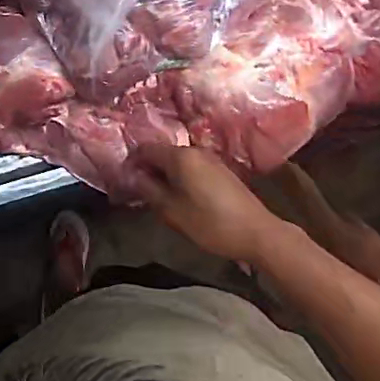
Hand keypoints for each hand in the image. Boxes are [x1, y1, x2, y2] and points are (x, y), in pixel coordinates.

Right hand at [131, 145, 284, 263]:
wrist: (256, 232)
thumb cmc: (210, 223)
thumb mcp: (172, 210)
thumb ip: (148, 189)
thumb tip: (130, 175)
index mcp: (180, 156)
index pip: (146, 149)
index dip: (131, 163)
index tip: (123, 182)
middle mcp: (195, 150)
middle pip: (162, 154)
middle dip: (148, 170)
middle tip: (138, 194)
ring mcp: (211, 159)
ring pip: (177, 162)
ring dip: (164, 176)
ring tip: (157, 200)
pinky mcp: (221, 171)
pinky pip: (192, 169)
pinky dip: (180, 179)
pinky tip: (180, 199)